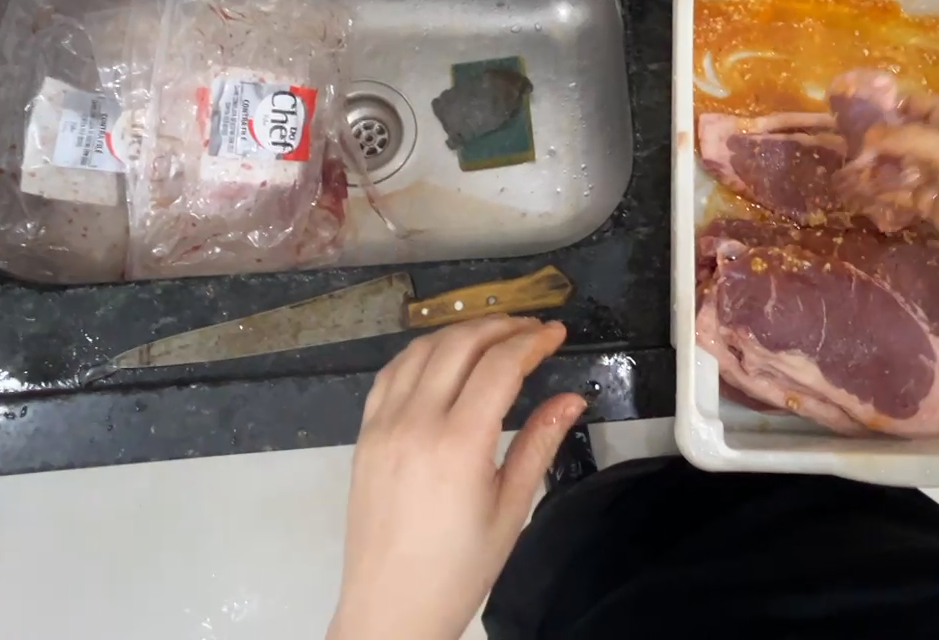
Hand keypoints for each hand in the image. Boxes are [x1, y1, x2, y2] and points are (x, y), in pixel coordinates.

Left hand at [328, 317, 584, 639]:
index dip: (532, 341)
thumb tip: (573, 398)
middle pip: (461, 343)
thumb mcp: (511, 508)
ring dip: (463, 331)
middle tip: (532, 329)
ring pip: (424, 347)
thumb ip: (540, 443)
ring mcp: (384, 424)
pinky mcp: (365, 432)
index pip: (500, 365)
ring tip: (495, 335)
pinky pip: (392, 371)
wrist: (388, 613)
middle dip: (502, 326)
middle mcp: (416, 422)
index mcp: (458, 444)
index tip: (557, 333)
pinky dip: (423, 350)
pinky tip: (445, 355)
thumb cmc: (459, 568)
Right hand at [837, 98, 938, 270]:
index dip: (882, 103)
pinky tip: (853, 190)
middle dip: (870, 137)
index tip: (846, 106)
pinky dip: (877, 191)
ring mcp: (936, 174)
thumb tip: (865, 135)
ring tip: (840, 167)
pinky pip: (897, 192)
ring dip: (870, 165)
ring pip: (895, 163)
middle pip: (899, 133)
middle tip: (833, 139)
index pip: (912, 103)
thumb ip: (907, 140)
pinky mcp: (930, 202)